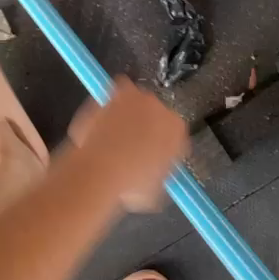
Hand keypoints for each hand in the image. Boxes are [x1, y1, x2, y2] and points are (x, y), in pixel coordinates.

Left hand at [67, 79, 186, 210]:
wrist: (102, 170)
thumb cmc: (130, 183)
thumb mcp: (155, 187)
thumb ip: (159, 173)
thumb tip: (151, 176)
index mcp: (177, 130)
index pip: (174, 132)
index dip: (160, 143)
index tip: (149, 153)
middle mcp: (162, 108)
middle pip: (155, 113)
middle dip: (144, 125)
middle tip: (129, 143)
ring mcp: (138, 97)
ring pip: (134, 100)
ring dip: (127, 112)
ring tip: (113, 134)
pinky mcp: (115, 91)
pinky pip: (114, 93)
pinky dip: (108, 105)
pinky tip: (100, 124)